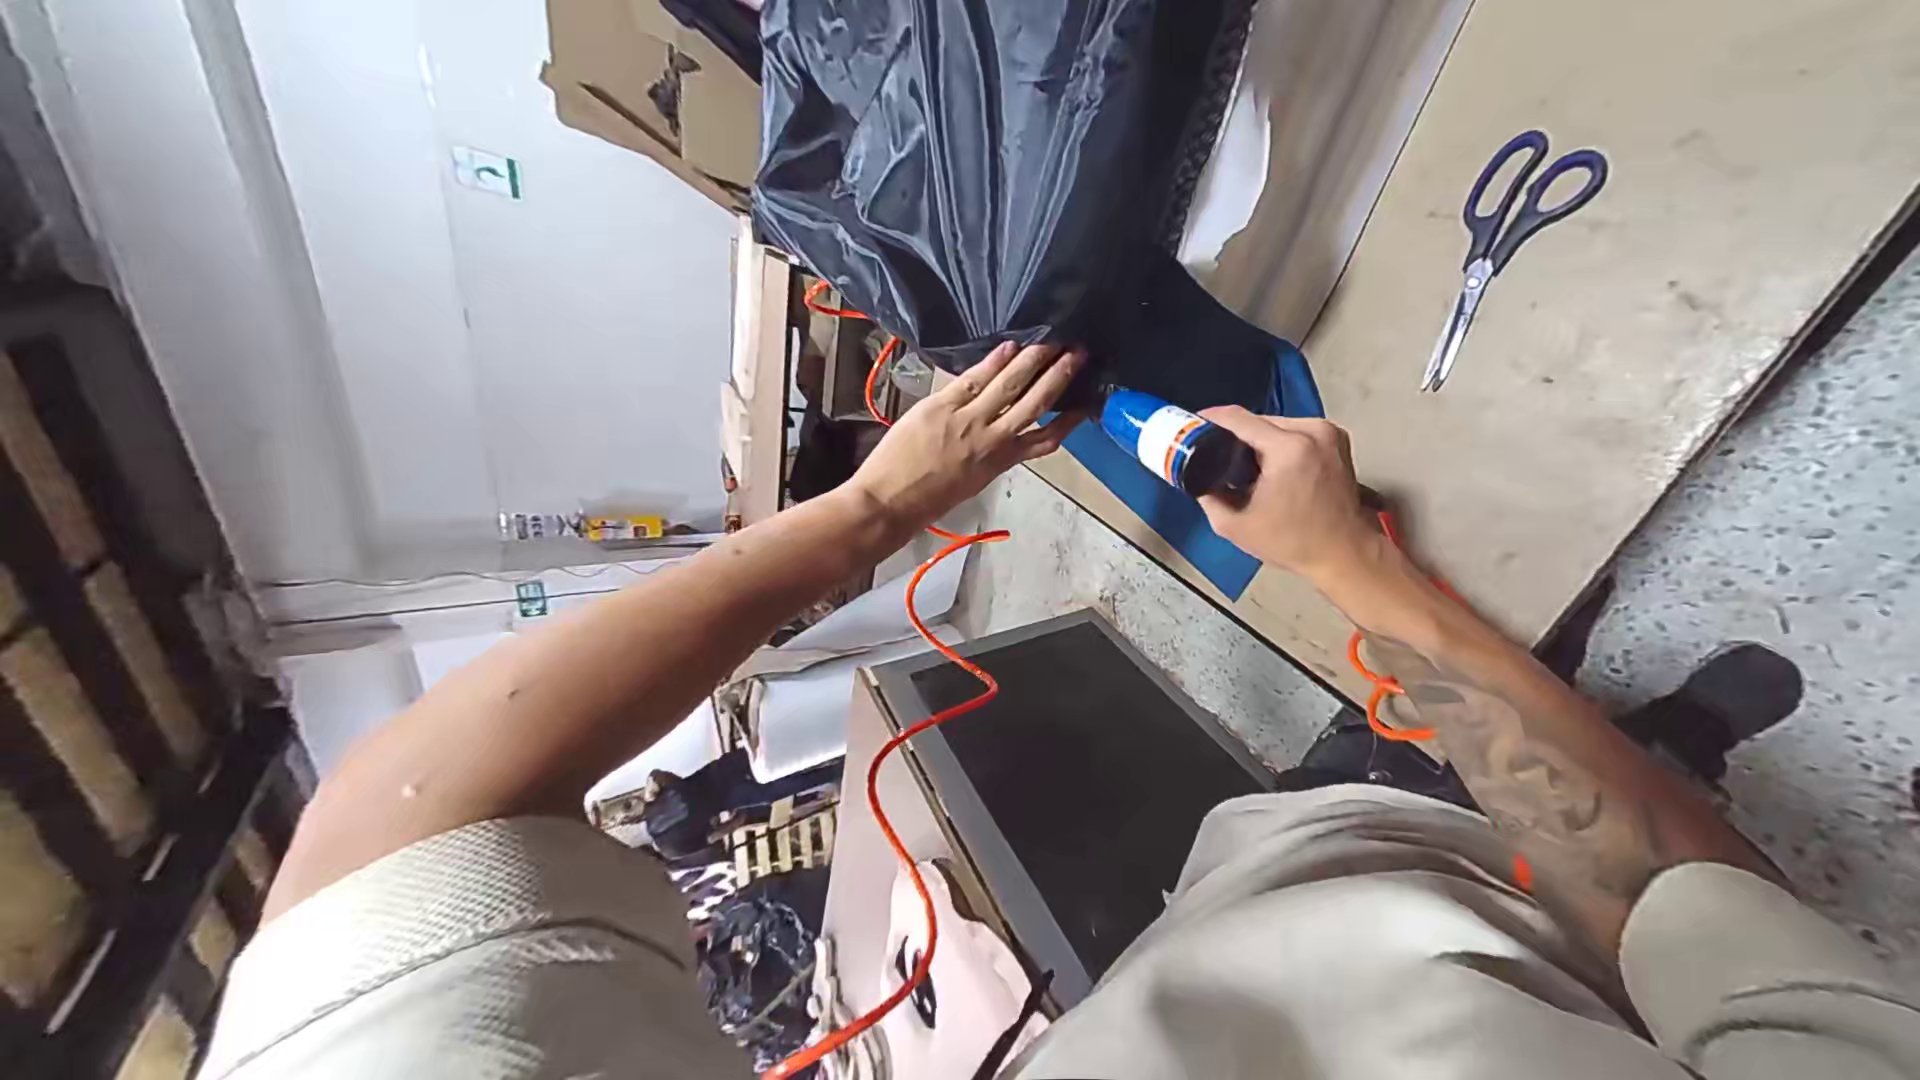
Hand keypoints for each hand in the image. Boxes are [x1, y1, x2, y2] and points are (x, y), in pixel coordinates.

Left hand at [844, 341, 1085, 534]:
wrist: (888, 502)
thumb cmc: (926, 500)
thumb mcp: (970, 483)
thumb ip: (991, 457)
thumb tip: (1001, 432)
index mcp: (999, 463)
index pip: (1044, 441)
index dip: (1068, 422)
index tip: (1084, 405)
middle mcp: (991, 440)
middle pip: (1035, 403)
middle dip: (1059, 376)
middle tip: (1078, 352)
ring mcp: (967, 421)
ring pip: (1010, 384)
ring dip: (1033, 359)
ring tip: (1050, 340)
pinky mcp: (942, 406)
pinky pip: (975, 378)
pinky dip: (994, 361)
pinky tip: (1009, 346)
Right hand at [1196, 407, 1382, 582]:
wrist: (1342, 552)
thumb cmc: (1293, 542)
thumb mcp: (1233, 525)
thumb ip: (1207, 496)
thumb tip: (1196, 479)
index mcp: (1288, 449)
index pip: (1238, 418)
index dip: (1210, 419)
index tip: (1194, 425)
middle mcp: (1313, 432)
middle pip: (1257, 420)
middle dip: (1233, 434)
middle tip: (1213, 452)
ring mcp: (1328, 434)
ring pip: (1276, 424)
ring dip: (1255, 439)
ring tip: (1240, 462)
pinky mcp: (1336, 440)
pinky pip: (1294, 430)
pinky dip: (1276, 442)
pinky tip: (1265, 464)